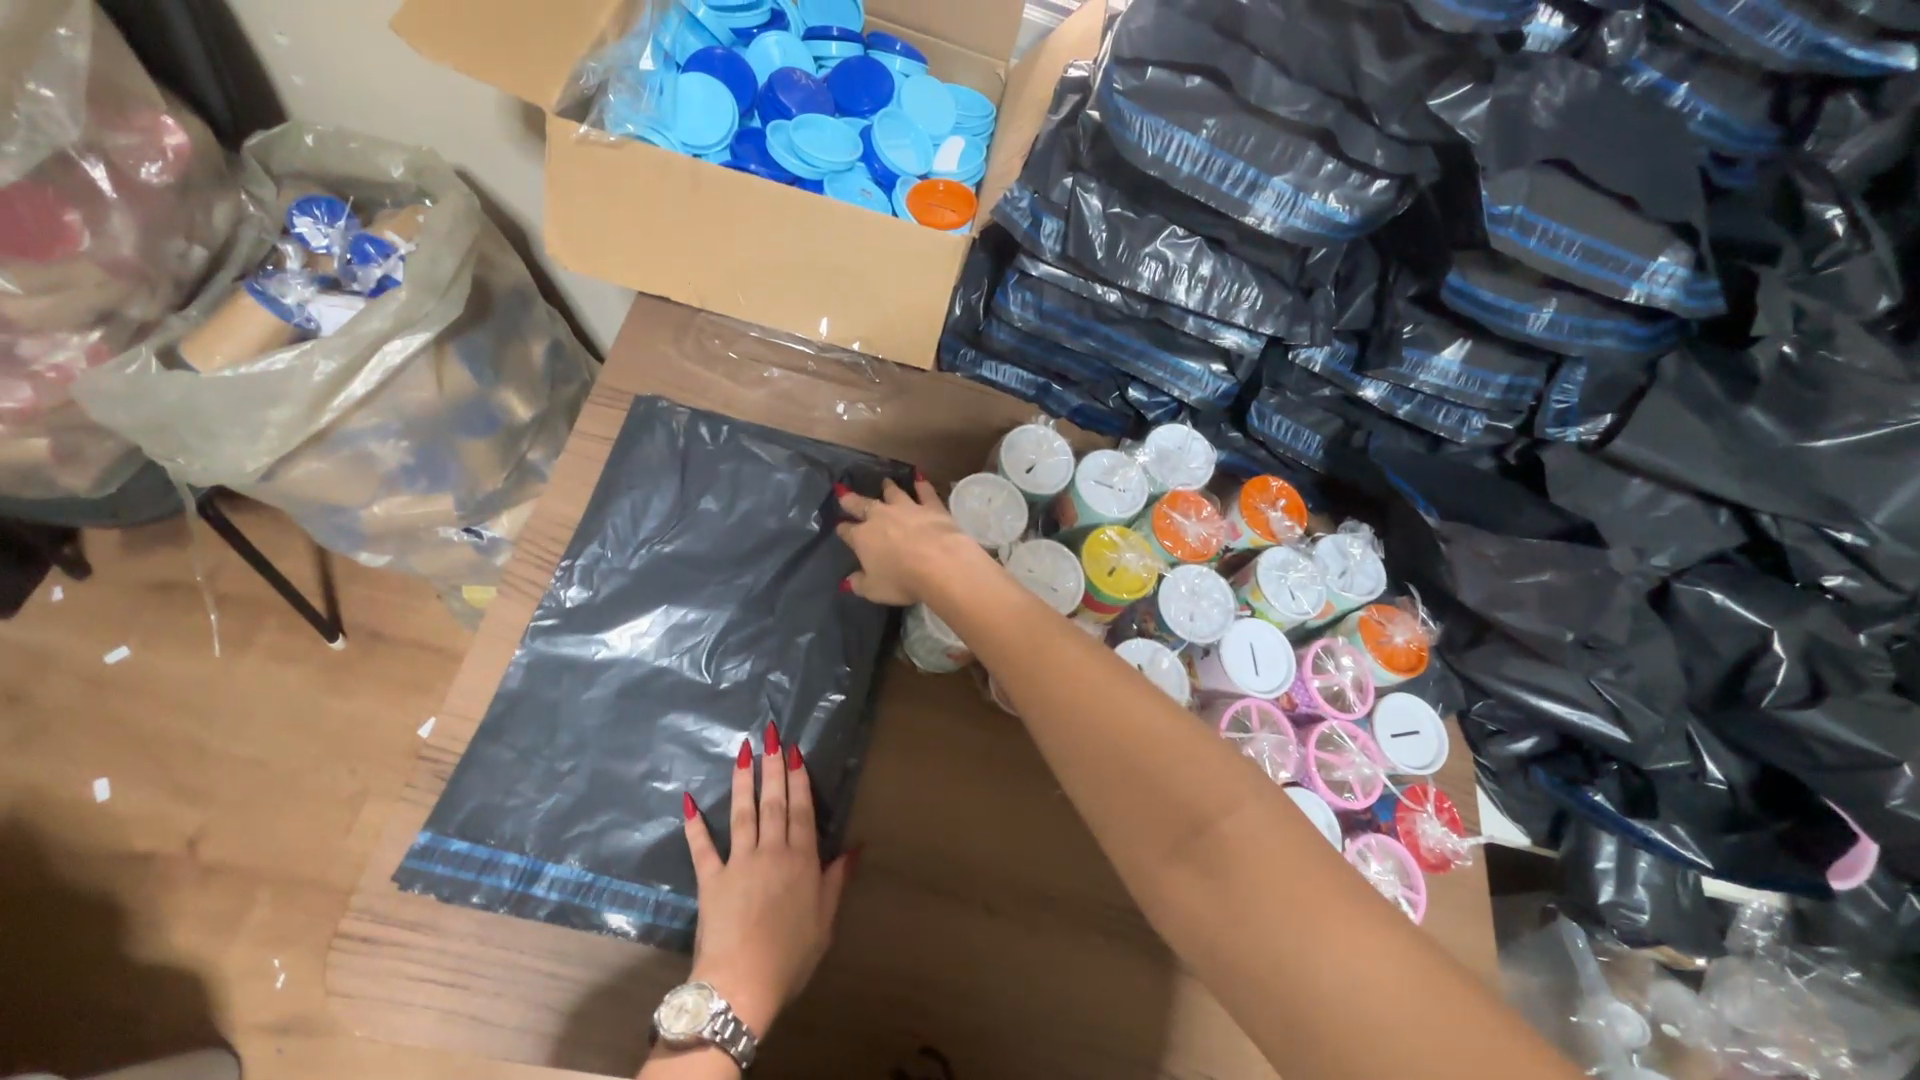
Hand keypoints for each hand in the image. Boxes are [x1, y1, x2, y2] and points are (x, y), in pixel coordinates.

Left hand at [682, 729, 852, 1036]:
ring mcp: (738, 862)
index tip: (794, 750)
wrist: (743, 984)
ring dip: (743, 780)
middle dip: (773, 766)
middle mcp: (771, 851)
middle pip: (774, 802)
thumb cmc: (791, 956)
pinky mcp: (710, 879)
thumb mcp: (825, 920)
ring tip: (742, 751)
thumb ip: (837, 879)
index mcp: (802, 860)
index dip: (799, 778)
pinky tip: (688, 801)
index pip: (803, 810)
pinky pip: (702, 846)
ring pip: (743, 812)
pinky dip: (695, 824)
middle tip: (771, 734)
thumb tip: (856, 846)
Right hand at [834, 476, 981, 605]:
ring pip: (894, 494)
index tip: (839, 528)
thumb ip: (859, 583)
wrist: (939, 564)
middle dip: (852, 500)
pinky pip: (925, 492)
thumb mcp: (874, 590)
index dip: (842, 530)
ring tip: (885, 482)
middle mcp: (881, 517)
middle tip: (845, 493)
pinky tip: (920, 479)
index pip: (847, 532)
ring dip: (888, 488)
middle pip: (863, 505)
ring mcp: (907, 508)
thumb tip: (848, 581)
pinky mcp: (931, 506)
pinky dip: (922, 485)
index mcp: (862, 538)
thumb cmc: (902, 581)